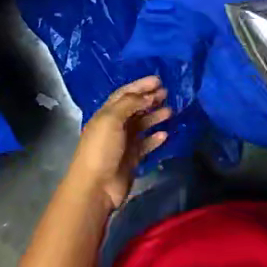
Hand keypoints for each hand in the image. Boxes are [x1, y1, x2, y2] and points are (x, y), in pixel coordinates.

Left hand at [66, 77, 171, 209]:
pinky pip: (145, 144)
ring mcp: (123, 143)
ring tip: (170, 111)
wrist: (96, 186)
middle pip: (134, 108)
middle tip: (167, 93)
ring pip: (141, 125)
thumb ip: (129, 104)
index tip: (158, 80)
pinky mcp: (131, 159)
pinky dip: (155, 138)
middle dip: (149, 99)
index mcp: (106, 114)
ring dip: (155, 117)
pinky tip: (165, 134)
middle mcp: (114, 126)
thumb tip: (147, 96)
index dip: (140, 86)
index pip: (124, 94)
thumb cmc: (101, 149)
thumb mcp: (111, 120)